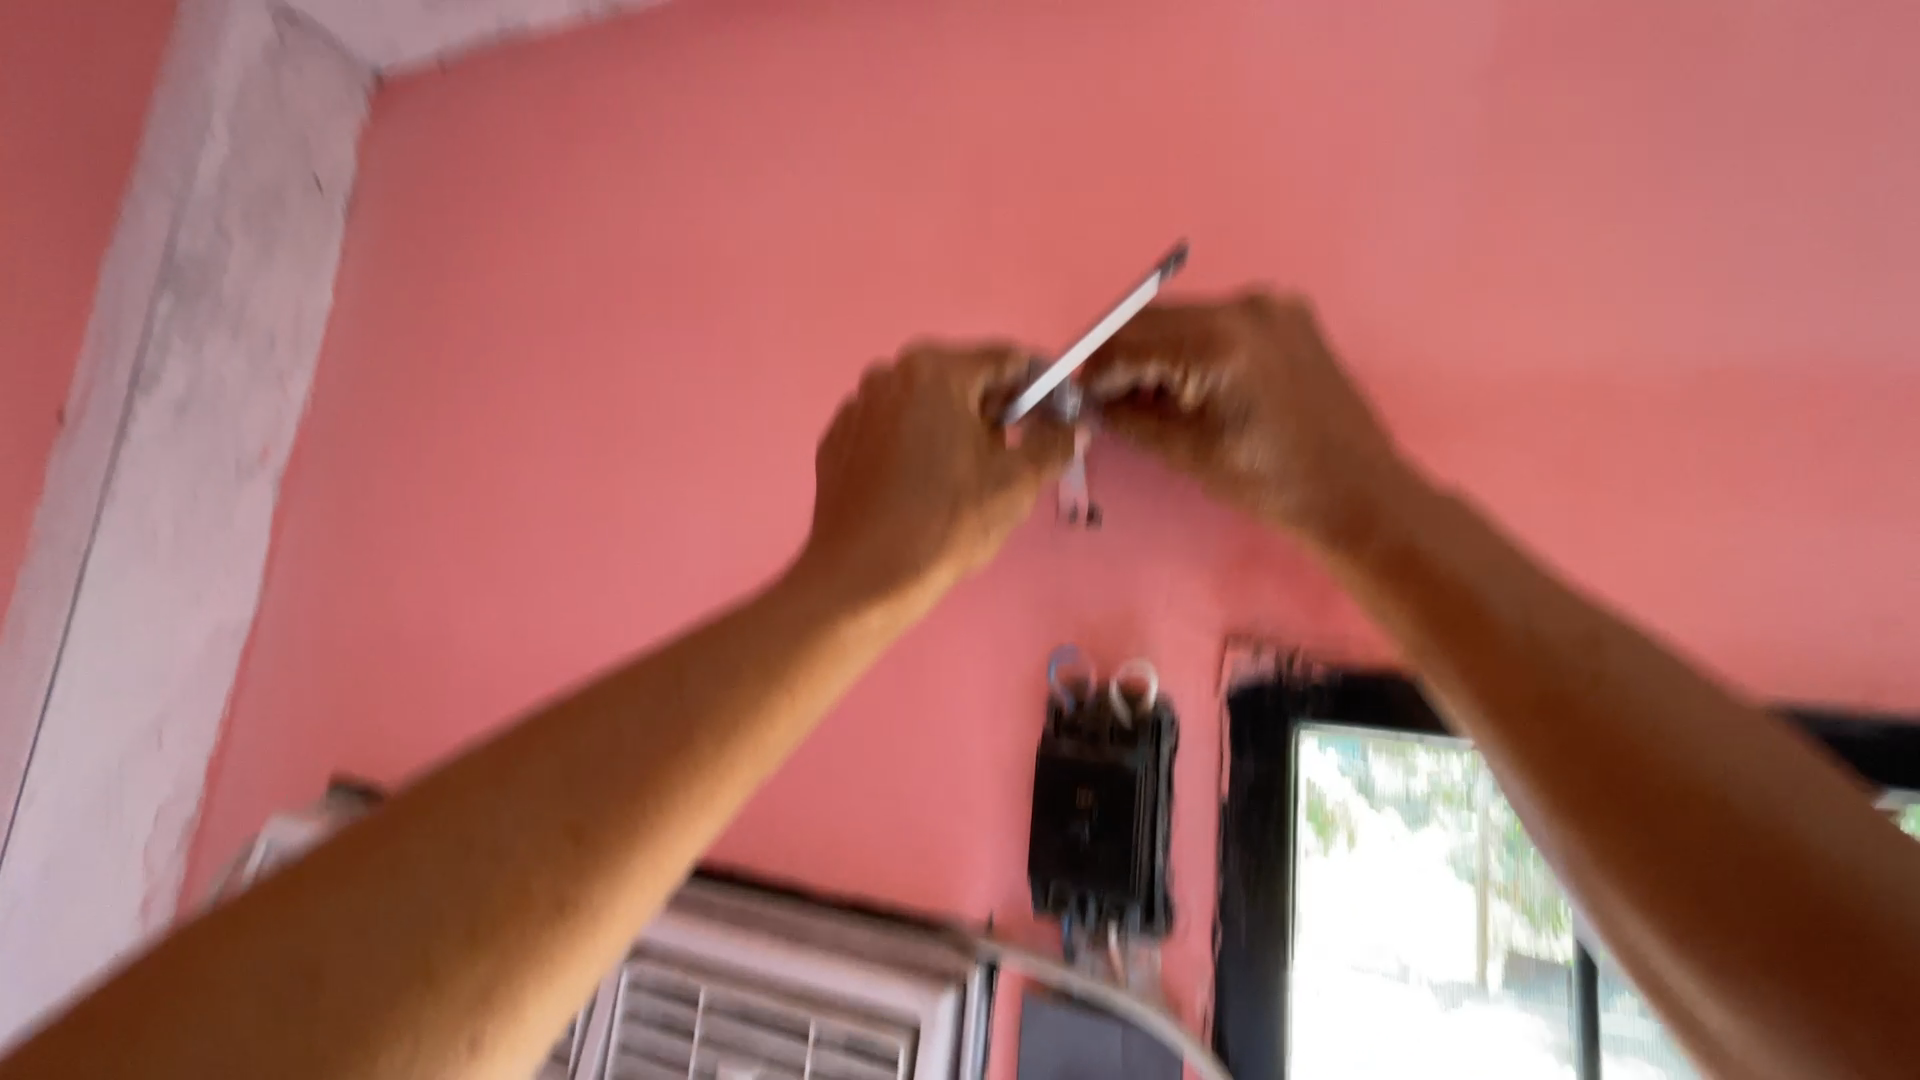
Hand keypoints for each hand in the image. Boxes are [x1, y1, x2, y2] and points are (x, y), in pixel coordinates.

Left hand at [796, 343, 1073, 606]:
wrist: (863, 577)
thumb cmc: (946, 521)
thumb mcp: (1016, 483)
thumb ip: (1054, 445)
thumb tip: (1076, 429)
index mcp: (935, 371)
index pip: (1006, 360)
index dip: (1041, 385)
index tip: (1059, 412)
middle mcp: (888, 375)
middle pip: (961, 381)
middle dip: (994, 410)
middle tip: (1014, 454)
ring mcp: (856, 408)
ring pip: (922, 407)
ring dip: (952, 429)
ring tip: (966, 478)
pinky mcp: (836, 444)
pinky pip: (889, 432)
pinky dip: (913, 448)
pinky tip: (921, 489)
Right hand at [1084, 292, 1419, 550]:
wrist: (1355, 489)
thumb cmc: (1267, 481)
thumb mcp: (1184, 451)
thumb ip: (1129, 415)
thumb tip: (1096, 399)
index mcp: (1217, 342)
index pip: (1127, 340)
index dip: (1095, 371)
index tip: (1082, 399)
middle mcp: (1244, 306)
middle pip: (1152, 319)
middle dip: (1122, 357)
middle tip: (1110, 401)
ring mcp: (1272, 305)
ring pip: (1183, 318)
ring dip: (1156, 351)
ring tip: (1153, 398)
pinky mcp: (1288, 316)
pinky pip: (1217, 323)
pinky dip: (1192, 347)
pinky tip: (1193, 385)